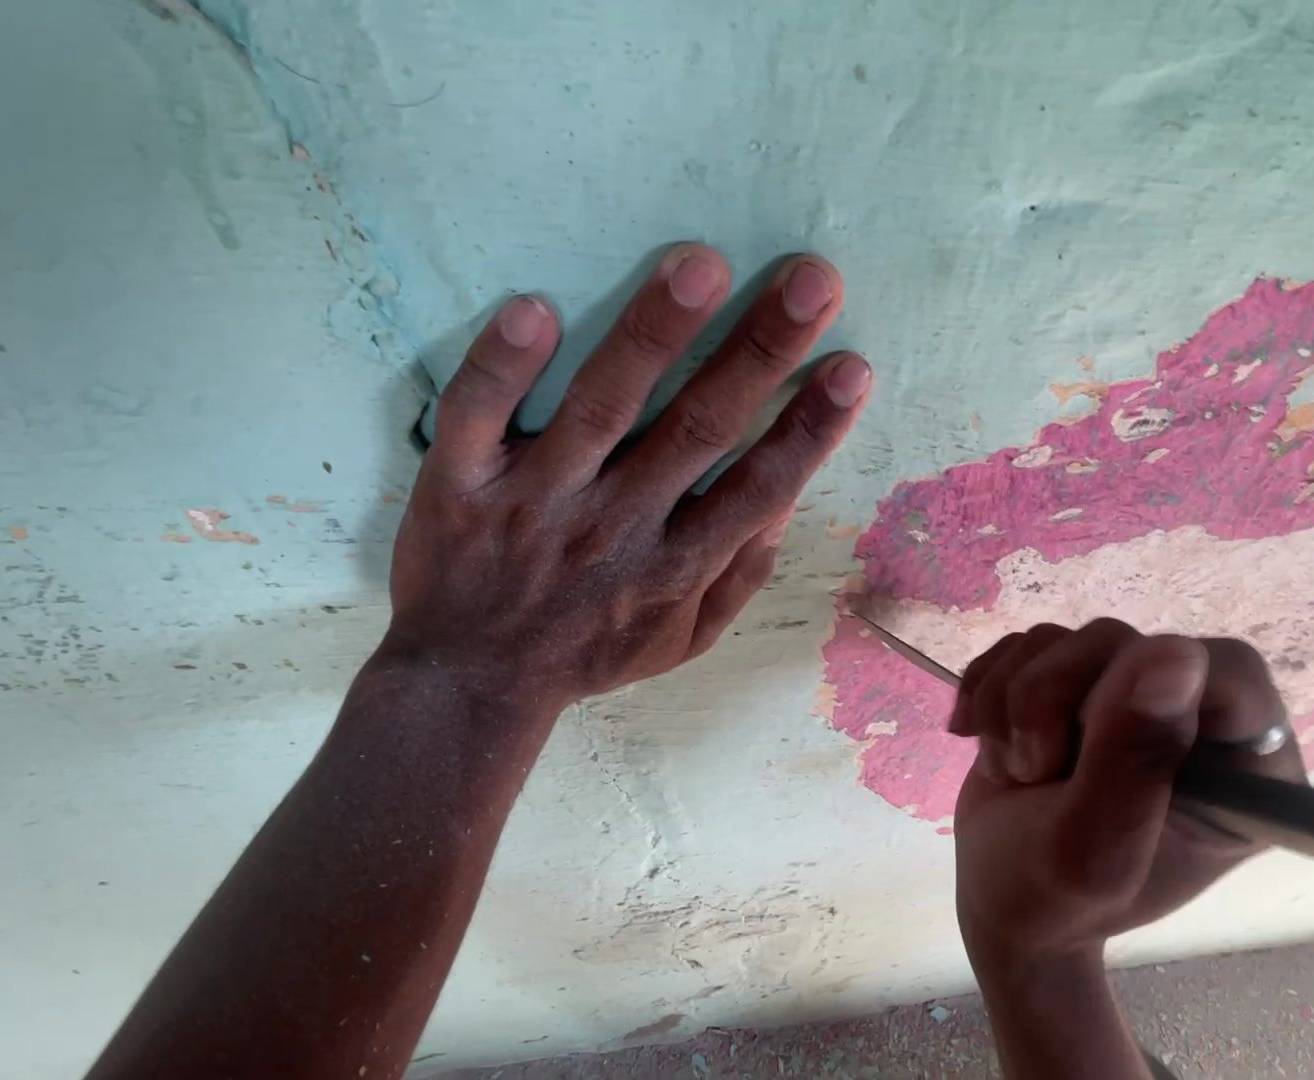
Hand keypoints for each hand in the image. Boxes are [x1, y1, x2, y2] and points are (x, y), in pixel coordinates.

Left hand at [382, 244, 870, 710]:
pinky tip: (534, 309)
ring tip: (700, 266)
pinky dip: (503, 367)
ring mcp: (537, 502)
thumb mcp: (687, 639)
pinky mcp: (461, 485)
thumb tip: (784, 499)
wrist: (471, 683)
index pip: (758, 488)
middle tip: (812, 280)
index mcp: (677, 566)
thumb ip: (741, 574)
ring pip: (601, 409)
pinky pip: (477, 418)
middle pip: (699, 430)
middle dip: (759, 353)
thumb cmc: (594, 651)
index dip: (809, 430)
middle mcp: (617, 525)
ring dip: (653, 336)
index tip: (852, 367)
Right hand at [951, 620, 1305, 963]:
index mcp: (1240, 770)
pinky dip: (986, 685)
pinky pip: (1024, 643)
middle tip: (1033, 768)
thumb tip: (1175, 655)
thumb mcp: (1092, 851)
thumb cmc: (1055, 900)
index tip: (1087, 735)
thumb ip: (1132, 761)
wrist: (999, 902)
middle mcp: (1189, 719)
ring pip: (1066, 639)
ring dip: (1013, 700)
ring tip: (1012, 769)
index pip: (1229, 673)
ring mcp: (1122, 695)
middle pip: (1128, 645)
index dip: (1153, 683)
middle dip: (1054, 697)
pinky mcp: (1067, 682)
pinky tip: (976, 735)